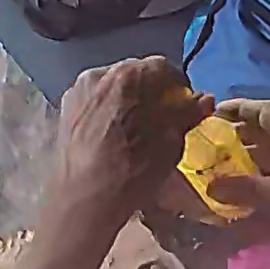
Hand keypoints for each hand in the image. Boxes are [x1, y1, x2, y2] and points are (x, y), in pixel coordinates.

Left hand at [52, 56, 211, 236]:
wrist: (84, 200)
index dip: (179, 88)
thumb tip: (205, 99)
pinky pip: (95, 103)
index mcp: (129, 74)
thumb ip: (187, 114)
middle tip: (162, 120)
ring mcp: (77, 91)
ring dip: (129, 102)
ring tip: (136, 131)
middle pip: (135, 75)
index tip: (184, 109)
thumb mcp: (170, 144)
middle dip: (152, 93)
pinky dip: (108, 113)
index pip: (164, 68)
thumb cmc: (133, 170)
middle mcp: (99, 73)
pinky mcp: (64, 111)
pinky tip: (113, 138)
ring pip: (113, 89)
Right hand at [208, 99, 269, 267]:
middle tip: (209, 139)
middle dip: (239, 133)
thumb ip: (244, 190)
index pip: (267, 111)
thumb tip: (209, 187)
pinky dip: (260, 171)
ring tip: (219, 161)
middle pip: (269, 130)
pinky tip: (242, 182)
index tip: (213, 111)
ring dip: (248, 155)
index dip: (239, 109)